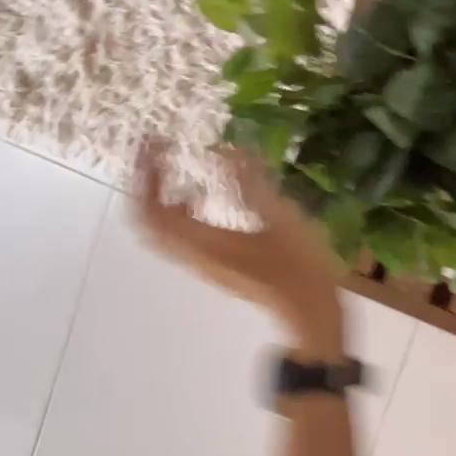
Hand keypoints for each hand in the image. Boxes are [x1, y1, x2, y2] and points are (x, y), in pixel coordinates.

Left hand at [133, 136, 344, 357]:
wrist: (308, 312)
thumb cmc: (300, 267)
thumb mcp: (282, 219)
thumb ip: (252, 184)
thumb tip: (225, 148)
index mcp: (204, 241)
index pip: (154, 207)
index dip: (148, 173)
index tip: (159, 143)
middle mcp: (194, 253)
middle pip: (148, 220)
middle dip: (147, 183)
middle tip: (160, 152)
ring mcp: (203, 262)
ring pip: (162, 229)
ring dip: (162, 197)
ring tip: (177, 170)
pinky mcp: (216, 264)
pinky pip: (180, 235)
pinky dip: (180, 211)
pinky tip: (205, 198)